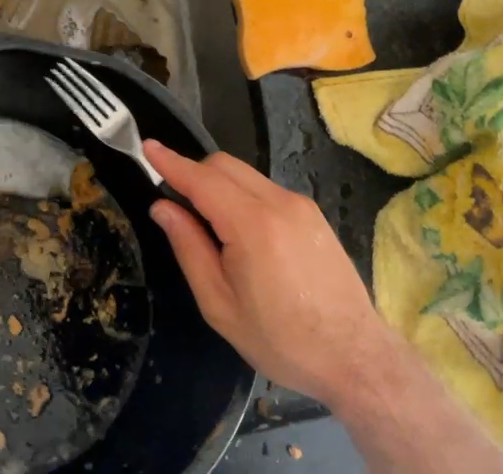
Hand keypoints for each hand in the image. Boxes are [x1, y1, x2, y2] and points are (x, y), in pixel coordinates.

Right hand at [144, 140, 385, 405]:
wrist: (355, 356)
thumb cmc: (281, 339)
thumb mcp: (220, 305)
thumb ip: (189, 248)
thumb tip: (163, 208)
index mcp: (252, 226)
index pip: (201, 179)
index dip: (171, 162)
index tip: (147, 146)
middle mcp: (279, 203)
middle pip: (224, 166)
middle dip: (194, 173)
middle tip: (175, 203)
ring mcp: (301, 206)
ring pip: (246, 175)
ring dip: (219, 185)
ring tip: (209, 226)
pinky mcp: (314, 215)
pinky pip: (266, 190)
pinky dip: (243, 195)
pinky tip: (242, 233)